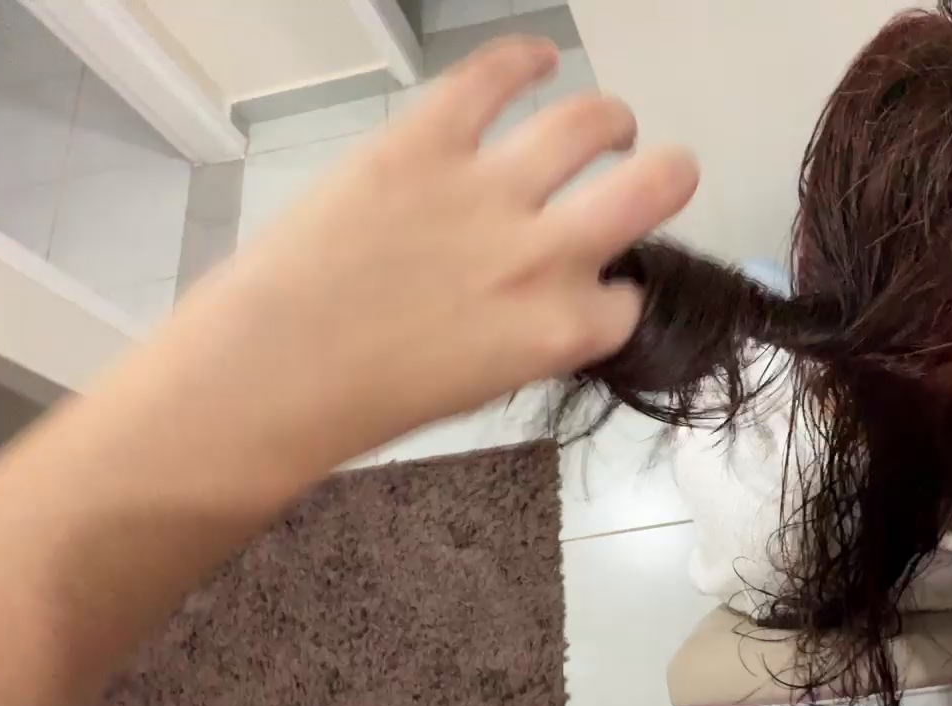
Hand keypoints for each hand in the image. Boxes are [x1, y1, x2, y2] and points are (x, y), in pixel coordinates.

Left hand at [165, 37, 698, 466]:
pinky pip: (487, 79)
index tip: (600, 293)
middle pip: (648, 192)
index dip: (618, 298)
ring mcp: (487, 191)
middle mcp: (545, 256)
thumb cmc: (387, 401)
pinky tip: (540, 57)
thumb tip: (555, 297)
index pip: (627, 303)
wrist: (279, 370)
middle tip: (669, 174)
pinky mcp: (424, 142)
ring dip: (613, 122)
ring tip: (613, 126)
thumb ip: (541, 334)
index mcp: (562, 331)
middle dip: (672, 179)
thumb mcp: (495, 385)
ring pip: (584, 125)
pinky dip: (522, 59)